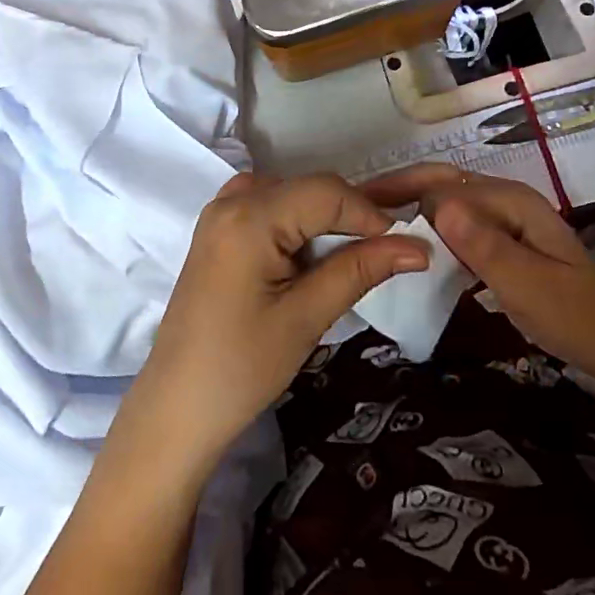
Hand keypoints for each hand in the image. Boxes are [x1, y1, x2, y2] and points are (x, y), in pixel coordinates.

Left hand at [131, 172, 430, 464]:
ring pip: (291, 195)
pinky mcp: (217, 232)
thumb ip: (359, 270)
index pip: (327, 192)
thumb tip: (417, 247)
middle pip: (309, 189)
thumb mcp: (306, 317)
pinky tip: (312, 254)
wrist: (177, 406)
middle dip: (352, 216)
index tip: (406, 247)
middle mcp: (231, 201)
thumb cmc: (241, 368)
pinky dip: (298, 223)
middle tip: (387, 253)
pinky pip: (268, 207)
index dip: (371, 214)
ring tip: (356, 255)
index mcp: (249, 217)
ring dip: (327, 219)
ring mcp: (219, 213)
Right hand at [364, 164, 594, 364]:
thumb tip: (437, 205)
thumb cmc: (573, 315)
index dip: (404, 197)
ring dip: (410, 208)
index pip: (445, 188)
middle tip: (355, 211)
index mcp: (512, 201)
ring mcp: (501, 218)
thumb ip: (484, 246)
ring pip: (446, 201)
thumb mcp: (528, 285)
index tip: (363, 219)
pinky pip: (455, 223)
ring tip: (371, 225)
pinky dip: (428, 228)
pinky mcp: (498, 239)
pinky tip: (407, 245)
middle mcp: (504, 198)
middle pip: (442, 182)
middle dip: (400, 191)